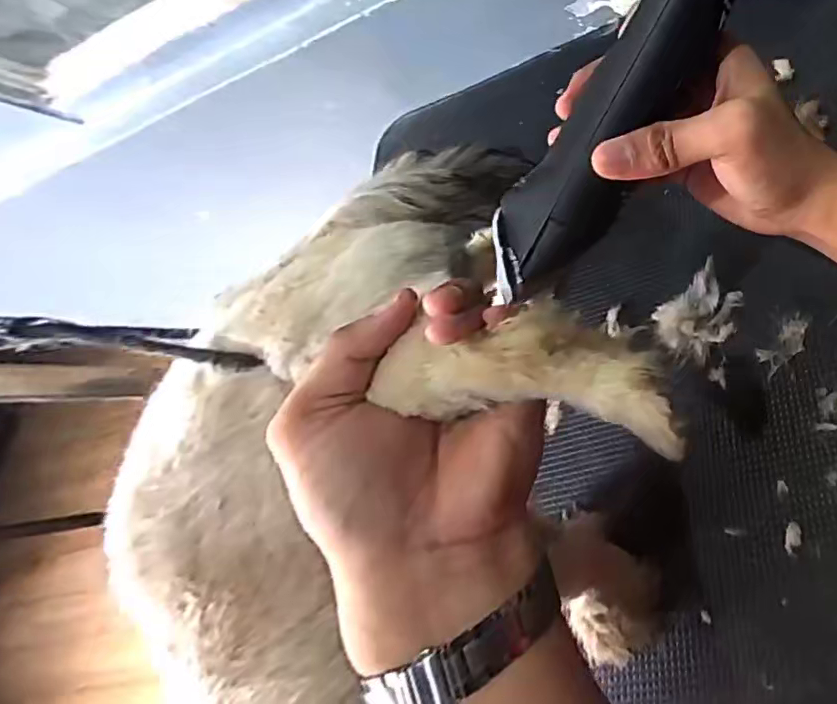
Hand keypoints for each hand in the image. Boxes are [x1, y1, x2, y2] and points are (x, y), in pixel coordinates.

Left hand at [266, 286, 544, 674]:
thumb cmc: (353, 489)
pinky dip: (515, 322)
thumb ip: (343, 352)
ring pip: (494, 315)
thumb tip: (405, 297)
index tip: (411, 308)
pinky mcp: (526, 382)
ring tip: (452, 330)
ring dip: (475, 308)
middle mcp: (443, 366)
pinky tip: (493, 329)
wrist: (421, 539)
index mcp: (392, 372)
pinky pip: (529, 340)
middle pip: (455, 308)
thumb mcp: (308, 423)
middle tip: (438, 315)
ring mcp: (488, 373)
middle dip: (447, 298)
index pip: (407, 317)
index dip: (411, 303)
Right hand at [553, 43, 836, 237]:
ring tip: (563, 140)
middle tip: (566, 113)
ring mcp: (688, 122)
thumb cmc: (780, 156)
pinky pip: (643, 154)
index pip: (661, 43)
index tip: (585, 78)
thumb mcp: (730, 135)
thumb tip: (600, 157)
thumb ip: (668, 141)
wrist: (803, 206)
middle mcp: (698, 84)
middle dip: (603, 94)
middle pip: (641, 80)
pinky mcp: (682, 157)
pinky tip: (587, 166)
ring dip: (605, 129)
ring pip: (638, 118)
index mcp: (716, 59)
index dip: (622, 54)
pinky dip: (619, 160)